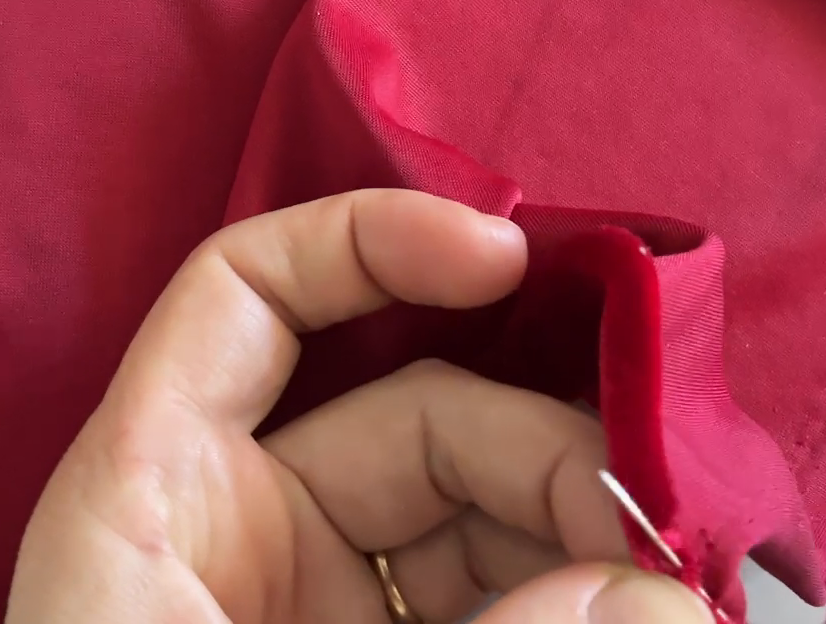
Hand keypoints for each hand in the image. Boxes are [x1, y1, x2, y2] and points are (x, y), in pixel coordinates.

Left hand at [7, 189, 710, 622]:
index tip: (504, 255)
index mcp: (153, 493)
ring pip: (472, 491)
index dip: (367, 239)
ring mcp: (311, 587)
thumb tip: (653, 604)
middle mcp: (235, 515)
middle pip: (408, 401)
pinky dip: (570, 587)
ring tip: (672, 598)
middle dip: (545, 444)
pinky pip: (492, 574)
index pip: (246, 287)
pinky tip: (635, 617)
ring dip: (582, 526)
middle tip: (668, 527)